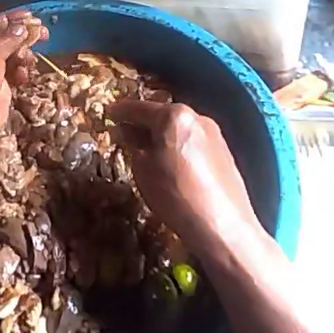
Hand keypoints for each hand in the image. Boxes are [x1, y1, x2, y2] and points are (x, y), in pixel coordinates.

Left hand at [0, 10, 44, 146]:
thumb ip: (10, 37)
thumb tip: (23, 26)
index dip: (12, 19)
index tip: (31, 16)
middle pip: (5, 39)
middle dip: (23, 37)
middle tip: (43, 34)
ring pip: (13, 56)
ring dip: (23, 55)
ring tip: (28, 59)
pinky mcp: (0, 86)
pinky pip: (16, 72)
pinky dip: (21, 72)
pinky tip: (24, 75)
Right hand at [108, 100, 260, 260]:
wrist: (222, 224)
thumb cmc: (175, 194)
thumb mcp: (143, 169)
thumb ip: (134, 144)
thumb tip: (128, 131)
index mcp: (173, 116)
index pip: (139, 107)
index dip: (120, 111)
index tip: (109, 113)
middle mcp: (196, 116)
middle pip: (163, 114)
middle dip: (144, 123)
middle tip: (126, 134)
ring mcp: (214, 133)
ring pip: (180, 128)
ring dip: (163, 135)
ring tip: (149, 151)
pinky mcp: (225, 151)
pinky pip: (193, 141)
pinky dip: (179, 146)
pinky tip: (173, 163)